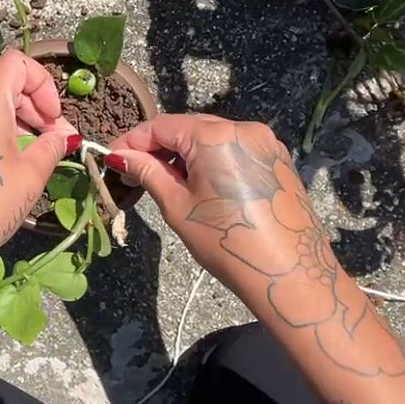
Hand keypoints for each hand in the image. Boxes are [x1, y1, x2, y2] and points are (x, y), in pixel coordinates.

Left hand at [0, 49, 78, 276]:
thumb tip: (64, 136)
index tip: (53, 117)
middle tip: (53, 138)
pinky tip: (2, 164)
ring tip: (32, 153)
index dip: (42, 82)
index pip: (15, 62)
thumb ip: (50, 147)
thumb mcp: (30, 178)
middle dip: (33, 105)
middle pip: (1, 84)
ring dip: (14, 120)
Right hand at [105, 114, 321, 292]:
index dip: (132, 141)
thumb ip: (147, 172)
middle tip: (133, 172)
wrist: (292, 277)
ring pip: (210, 137)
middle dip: (158, 147)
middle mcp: (244, 128)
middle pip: (187, 127)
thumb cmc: (228, 242)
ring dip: (184, 154)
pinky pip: (233, 149)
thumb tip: (118, 156)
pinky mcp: (277, 160)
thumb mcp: (177, 206)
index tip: (112, 158)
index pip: (161, 126)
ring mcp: (265, 143)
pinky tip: (199, 185)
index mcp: (216, 136)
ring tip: (164, 181)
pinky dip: (210, 160)